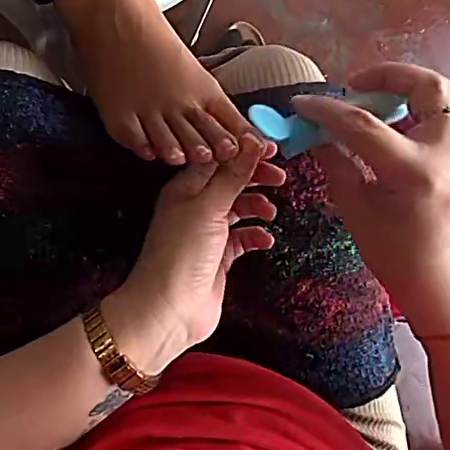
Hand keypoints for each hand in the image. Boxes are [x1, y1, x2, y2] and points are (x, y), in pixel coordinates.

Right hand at [54, 0, 255, 164]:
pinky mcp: (120, 118)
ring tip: (181, 156)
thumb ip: (204, 93)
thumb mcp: (189, 62)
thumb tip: (220, 117)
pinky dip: (146, 150)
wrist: (114, 15)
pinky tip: (150, 149)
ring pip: (172, 149)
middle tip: (211, 157)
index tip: (241, 149)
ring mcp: (149, 114)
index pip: (230, 125)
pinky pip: (138, 146)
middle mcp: (179, 105)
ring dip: (179, 155)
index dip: (237, 141)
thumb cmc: (149, 30)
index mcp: (202, 88)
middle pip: (203, 142)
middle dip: (210, 153)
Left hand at [105, 137, 284, 370]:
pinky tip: (265, 240)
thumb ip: (232, 175)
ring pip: (236, 208)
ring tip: (270, 211)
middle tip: (280, 177)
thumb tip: (251, 141)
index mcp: (184, 187)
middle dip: (253, 177)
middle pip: (228, 181)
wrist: (170, 307)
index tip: (272, 147)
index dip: (243, 151)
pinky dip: (254, 235)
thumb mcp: (208, 207)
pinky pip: (240, 239)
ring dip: (255, 206)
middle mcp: (193, 206)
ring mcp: (205, 232)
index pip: (216, 158)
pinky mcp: (217, 257)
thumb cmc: (181, 251)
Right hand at [291, 65, 449, 336]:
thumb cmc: (399, 258)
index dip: (325, 109)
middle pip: (426, 86)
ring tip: (377, 101)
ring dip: (409, 88)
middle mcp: (446, 152)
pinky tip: (399, 124)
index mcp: (413, 170)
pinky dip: (424, 108)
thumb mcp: (356, 211)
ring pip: (447, 95)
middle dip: (386, 75)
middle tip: (353, 86)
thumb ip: (336, 164)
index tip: (301, 103)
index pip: (361, 123)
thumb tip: (316, 136)